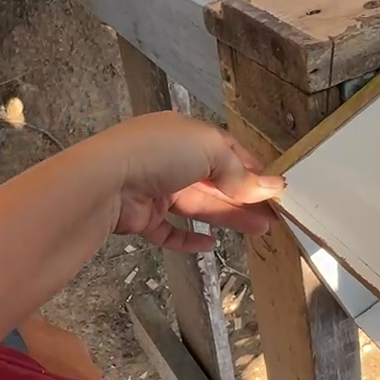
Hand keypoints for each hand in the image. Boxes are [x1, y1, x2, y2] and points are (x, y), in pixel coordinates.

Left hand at [83, 113, 284, 251]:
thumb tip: (267, 186)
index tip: (273, 187)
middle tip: (273, 215)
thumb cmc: (158, 154)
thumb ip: (238, 171)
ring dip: (228, 217)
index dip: (249, 167)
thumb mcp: (209, 149)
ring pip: (197, 206)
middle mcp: (168, 159)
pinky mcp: (142, 217)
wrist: (105, 181)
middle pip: (214, 180)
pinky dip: (189, 239)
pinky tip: (210, 245)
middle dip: (245, 197)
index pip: (223, 149)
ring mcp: (154, 189)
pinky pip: (169, 230)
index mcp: (183, 134)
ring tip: (259, 230)